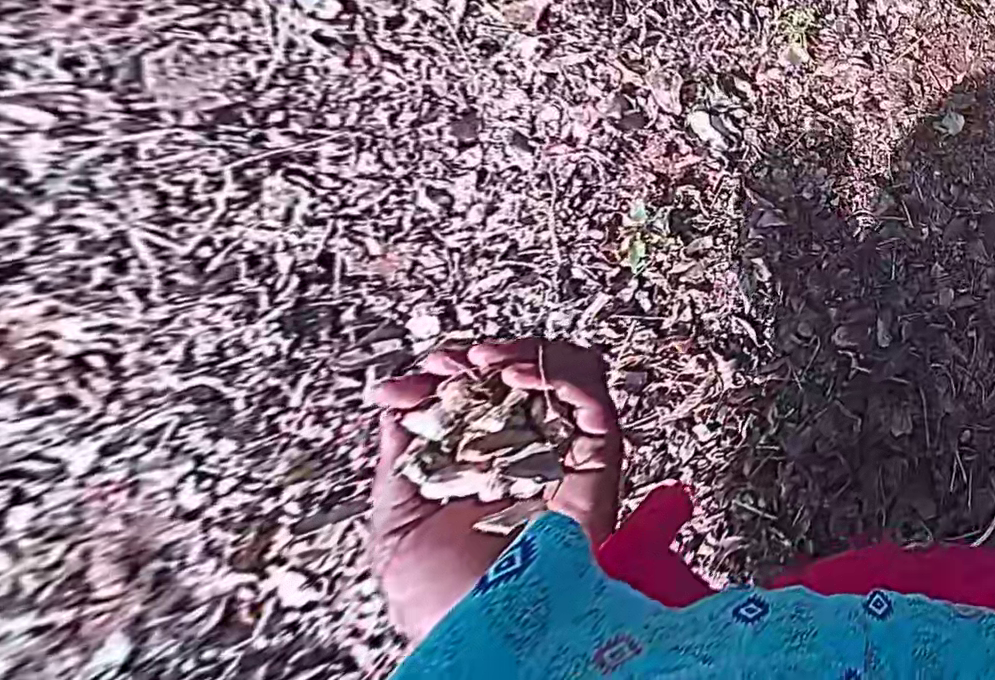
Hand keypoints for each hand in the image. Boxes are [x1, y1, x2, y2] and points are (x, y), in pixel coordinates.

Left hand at [368, 339, 623, 642]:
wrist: (489, 640)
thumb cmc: (445, 605)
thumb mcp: (397, 525)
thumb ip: (400, 459)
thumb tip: (395, 401)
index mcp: (490, 461)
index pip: (485, 396)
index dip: (458, 374)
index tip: (423, 372)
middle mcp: (535, 449)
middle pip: (532, 375)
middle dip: (492, 356)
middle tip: (454, 360)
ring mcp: (569, 449)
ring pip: (571, 373)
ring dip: (530, 353)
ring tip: (489, 359)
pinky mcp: (599, 455)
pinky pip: (593, 399)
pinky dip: (562, 373)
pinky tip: (522, 374)